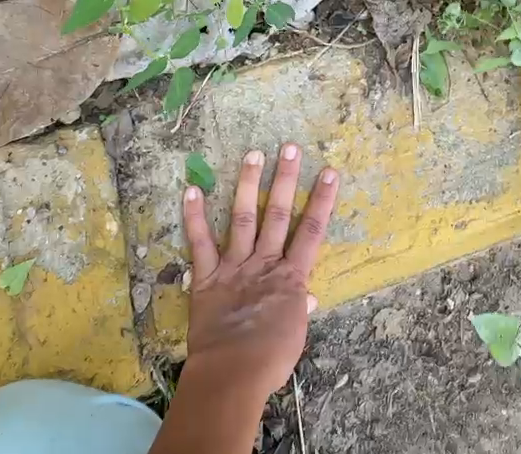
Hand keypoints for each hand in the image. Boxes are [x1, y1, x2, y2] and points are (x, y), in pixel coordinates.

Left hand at [182, 143, 338, 396]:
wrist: (232, 373)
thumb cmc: (270, 359)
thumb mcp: (295, 334)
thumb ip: (299, 309)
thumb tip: (308, 297)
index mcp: (291, 278)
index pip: (311, 231)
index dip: (322, 200)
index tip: (329, 172)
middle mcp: (265, 263)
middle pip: (278, 214)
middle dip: (285, 179)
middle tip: (289, 147)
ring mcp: (235, 266)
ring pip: (244, 219)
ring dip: (248, 185)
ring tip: (253, 154)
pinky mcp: (207, 277)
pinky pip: (200, 243)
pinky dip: (195, 217)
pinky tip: (192, 190)